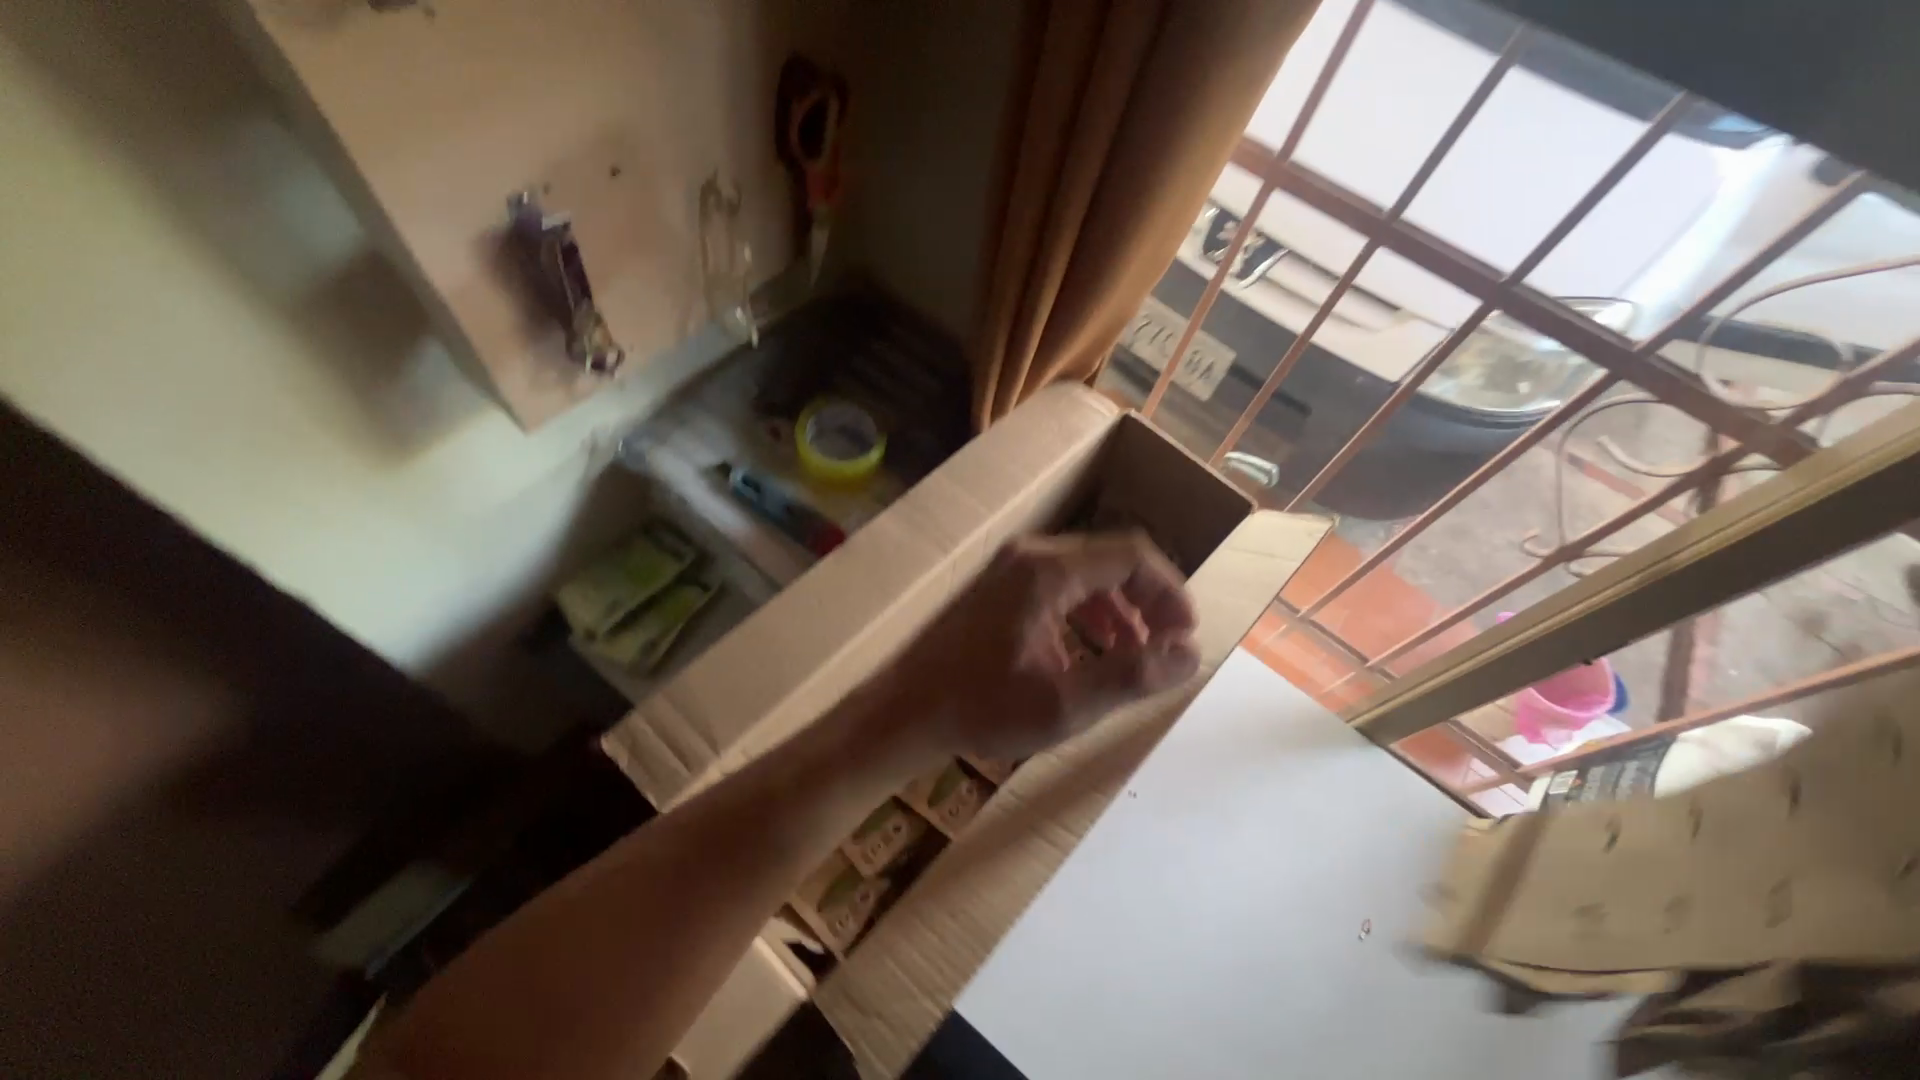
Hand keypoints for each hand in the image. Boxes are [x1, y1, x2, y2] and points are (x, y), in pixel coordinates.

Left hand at [874, 531, 1200, 765]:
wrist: (902, 712)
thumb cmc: (980, 709)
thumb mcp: (1065, 703)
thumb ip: (1132, 676)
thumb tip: (1190, 654)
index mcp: (1047, 571)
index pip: (1132, 555)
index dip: (1169, 591)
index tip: (1185, 635)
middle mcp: (1029, 556)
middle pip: (1110, 560)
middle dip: (1148, 602)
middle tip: (1167, 648)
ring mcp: (1008, 570)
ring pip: (1085, 575)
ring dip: (1119, 611)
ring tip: (1135, 656)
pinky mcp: (996, 590)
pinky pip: (1058, 588)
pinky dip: (1087, 615)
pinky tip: (1090, 654)